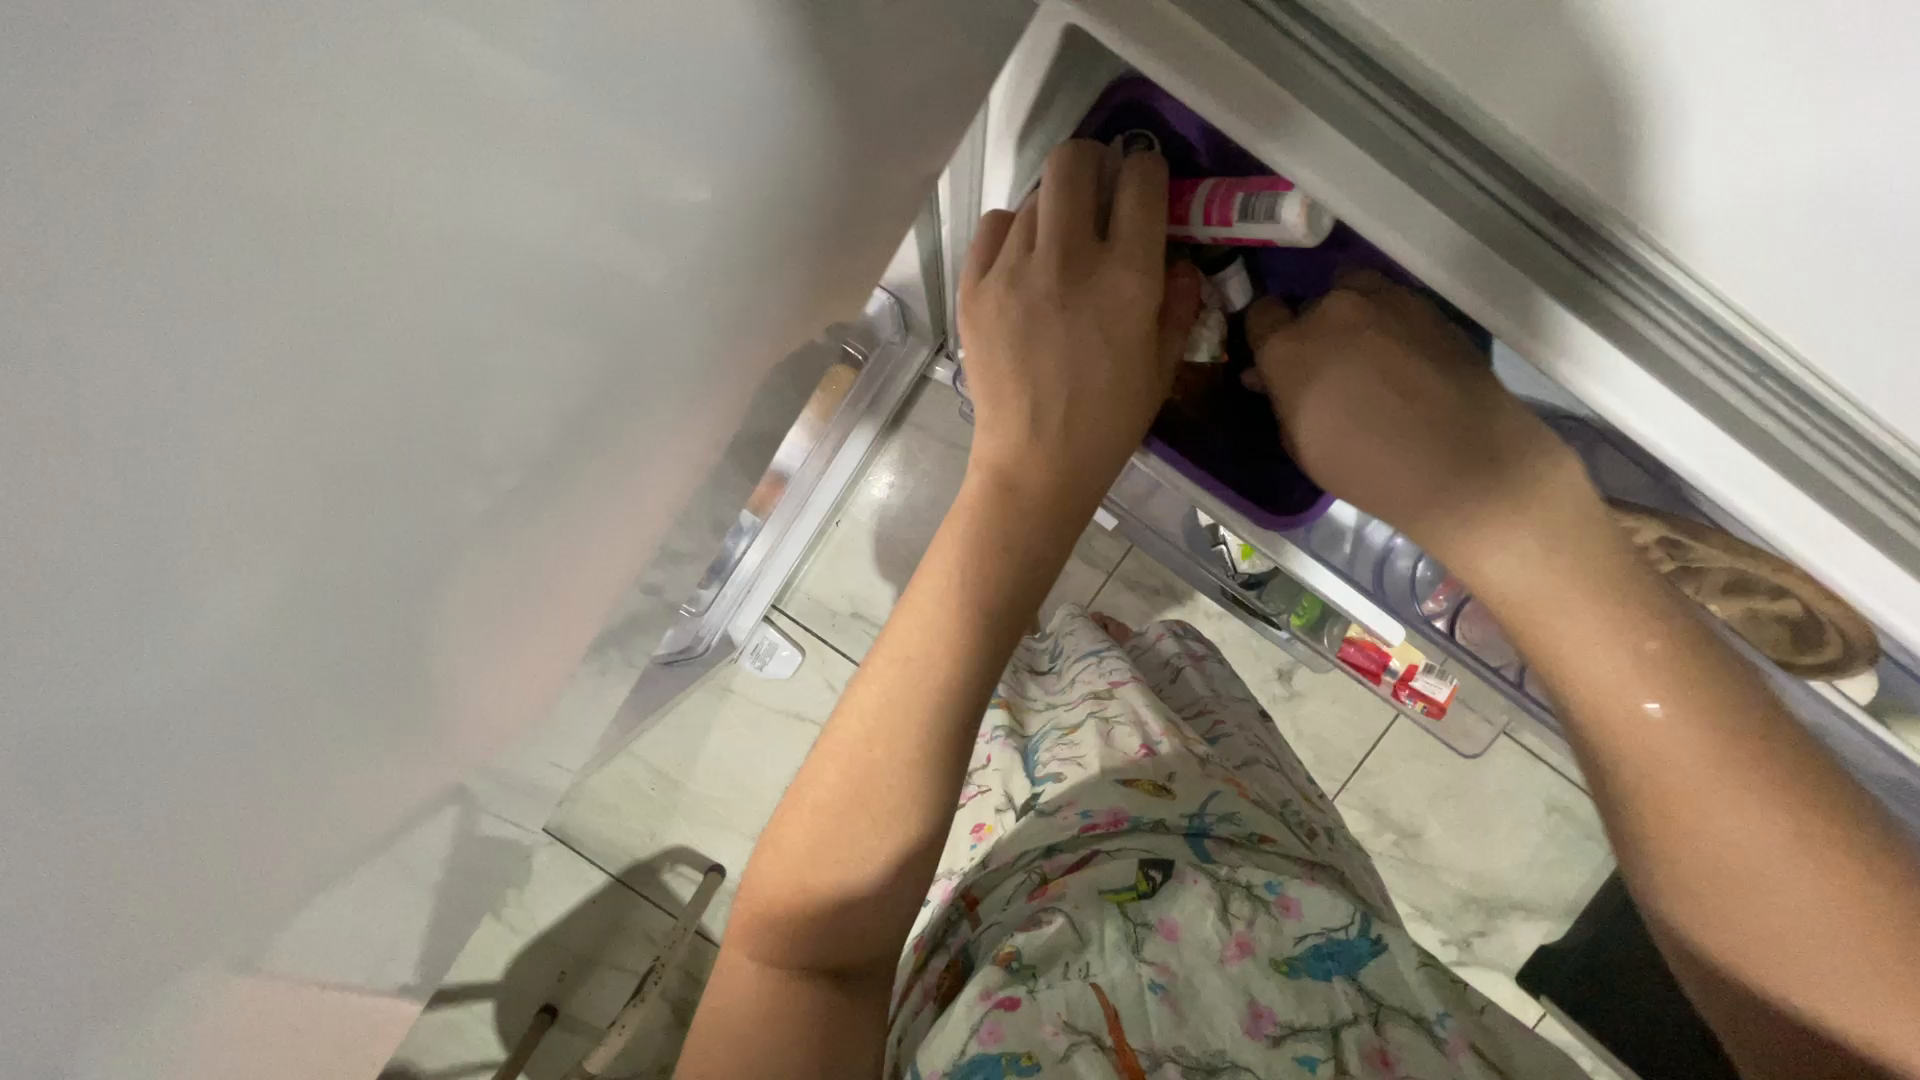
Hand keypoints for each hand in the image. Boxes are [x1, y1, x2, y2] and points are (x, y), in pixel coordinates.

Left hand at [958, 139, 1201, 514]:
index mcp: (1127, 277)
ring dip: (1054, 208)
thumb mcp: (1163, 366)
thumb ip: (1179, 302)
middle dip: (1093, 164)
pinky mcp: (974, 289)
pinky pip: (993, 227)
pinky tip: (1021, 264)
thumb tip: (1178, 260)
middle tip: (1097, 193)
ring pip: (1033, 196)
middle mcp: (1069, 259)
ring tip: (1057, 245)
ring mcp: (1013, 272)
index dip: (1146, 171)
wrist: (1036, 462)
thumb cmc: (1108, 422)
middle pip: (1074, 161)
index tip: (1142, 186)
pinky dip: (1011, 233)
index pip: (1141, 178)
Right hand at [1245, 270, 1593, 570]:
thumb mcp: (1299, 442)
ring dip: (1353, 315)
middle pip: (1311, 303)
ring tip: (1368, 352)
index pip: (1261, 315)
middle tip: (1329, 365)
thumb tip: (1267, 377)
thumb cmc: (1359, 464)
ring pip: (1355, 290)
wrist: (1457, 460)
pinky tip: (1406, 358)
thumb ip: (1281, 398)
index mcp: (1287, 347)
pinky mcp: (1430, 306)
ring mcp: (1385, 300)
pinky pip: (1396, 303)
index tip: (1276, 360)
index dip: (1267, 335)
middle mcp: (1330, 310)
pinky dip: (1392, 323)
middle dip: (1314, 330)